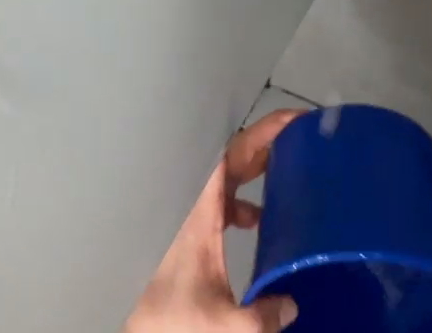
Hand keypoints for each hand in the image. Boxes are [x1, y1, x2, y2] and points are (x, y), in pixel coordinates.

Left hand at [125, 110, 305, 332]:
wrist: (130, 326)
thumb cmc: (171, 315)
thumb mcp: (226, 323)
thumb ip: (264, 316)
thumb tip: (292, 305)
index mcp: (201, 206)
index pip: (235, 152)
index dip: (264, 130)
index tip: (293, 120)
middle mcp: (192, 200)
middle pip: (231, 157)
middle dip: (266, 145)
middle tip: (301, 140)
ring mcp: (186, 211)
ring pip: (223, 177)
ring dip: (253, 171)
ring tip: (287, 175)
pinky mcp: (183, 227)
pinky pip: (217, 198)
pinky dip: (238, 200)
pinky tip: (256, 220)